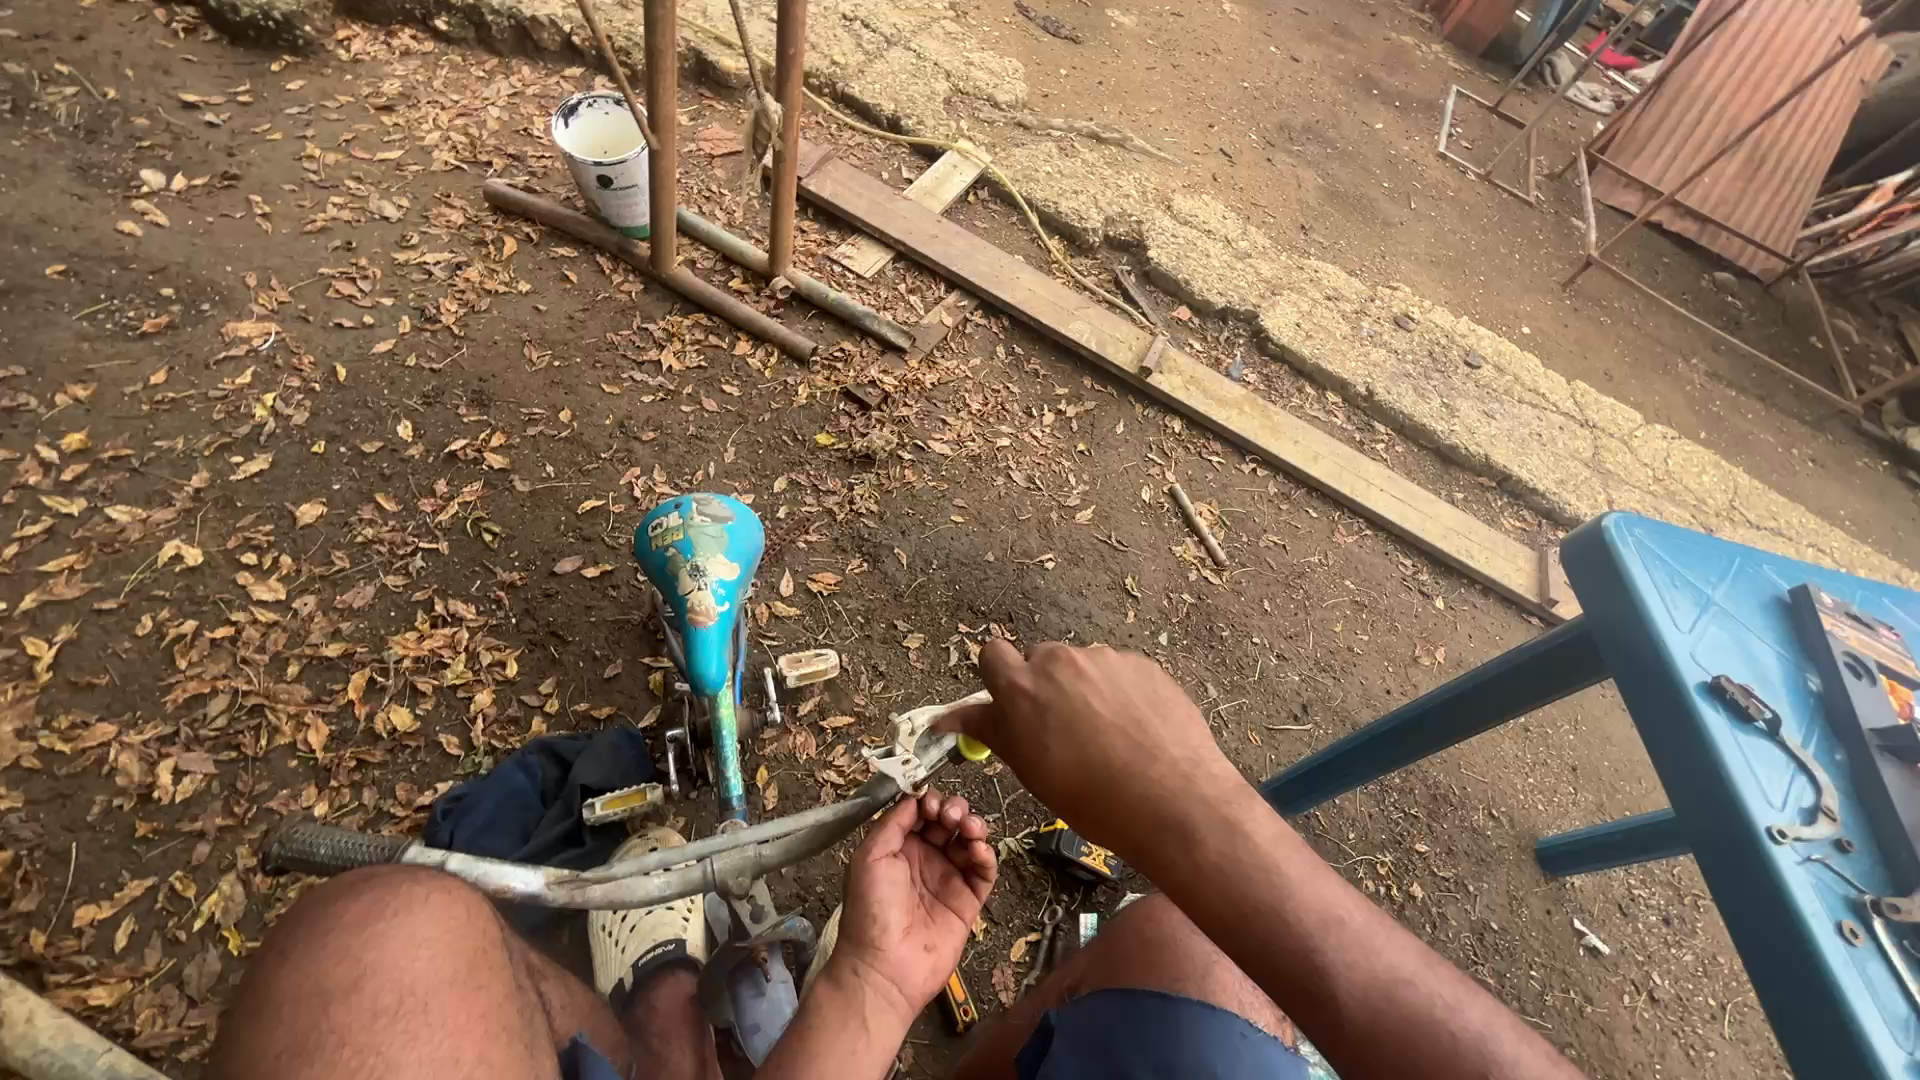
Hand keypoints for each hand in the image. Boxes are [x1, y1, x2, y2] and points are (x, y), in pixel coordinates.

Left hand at [831, 790, 994, 1022]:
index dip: (931, 801)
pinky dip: (986, 856)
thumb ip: (894, 822)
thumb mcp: (870, 856)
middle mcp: (926, 857)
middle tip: (952, 816)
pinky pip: (984, 871)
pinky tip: (979, 851)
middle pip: (950, 820)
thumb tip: (916, 795)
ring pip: (970, 840)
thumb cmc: (871, 908)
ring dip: (974, 826)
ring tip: (970, 830)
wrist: (884, 967)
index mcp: (900, 845)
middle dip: (955, 809)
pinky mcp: (968, 900)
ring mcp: (948, 877)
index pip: (923, 811)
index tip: (932, 805)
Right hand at [938, 641, 1241, 863]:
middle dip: (1044, 684)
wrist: (1175, 801)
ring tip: (1108, 735)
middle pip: (1040, 659)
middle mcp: (1059, 661)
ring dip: (1084, 688)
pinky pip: (1118, 671)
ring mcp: (1104, 658)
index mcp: (1022, 688)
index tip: (1013, 704)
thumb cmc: (1092, 798)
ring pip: (1081, 666)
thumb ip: (991, 731)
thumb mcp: (1029, 770)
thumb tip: (948, 718)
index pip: (991, 655)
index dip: (1000, 678)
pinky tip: (1137, 730)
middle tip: (1062, 727)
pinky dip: (1120, 692)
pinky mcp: (1142, 664)